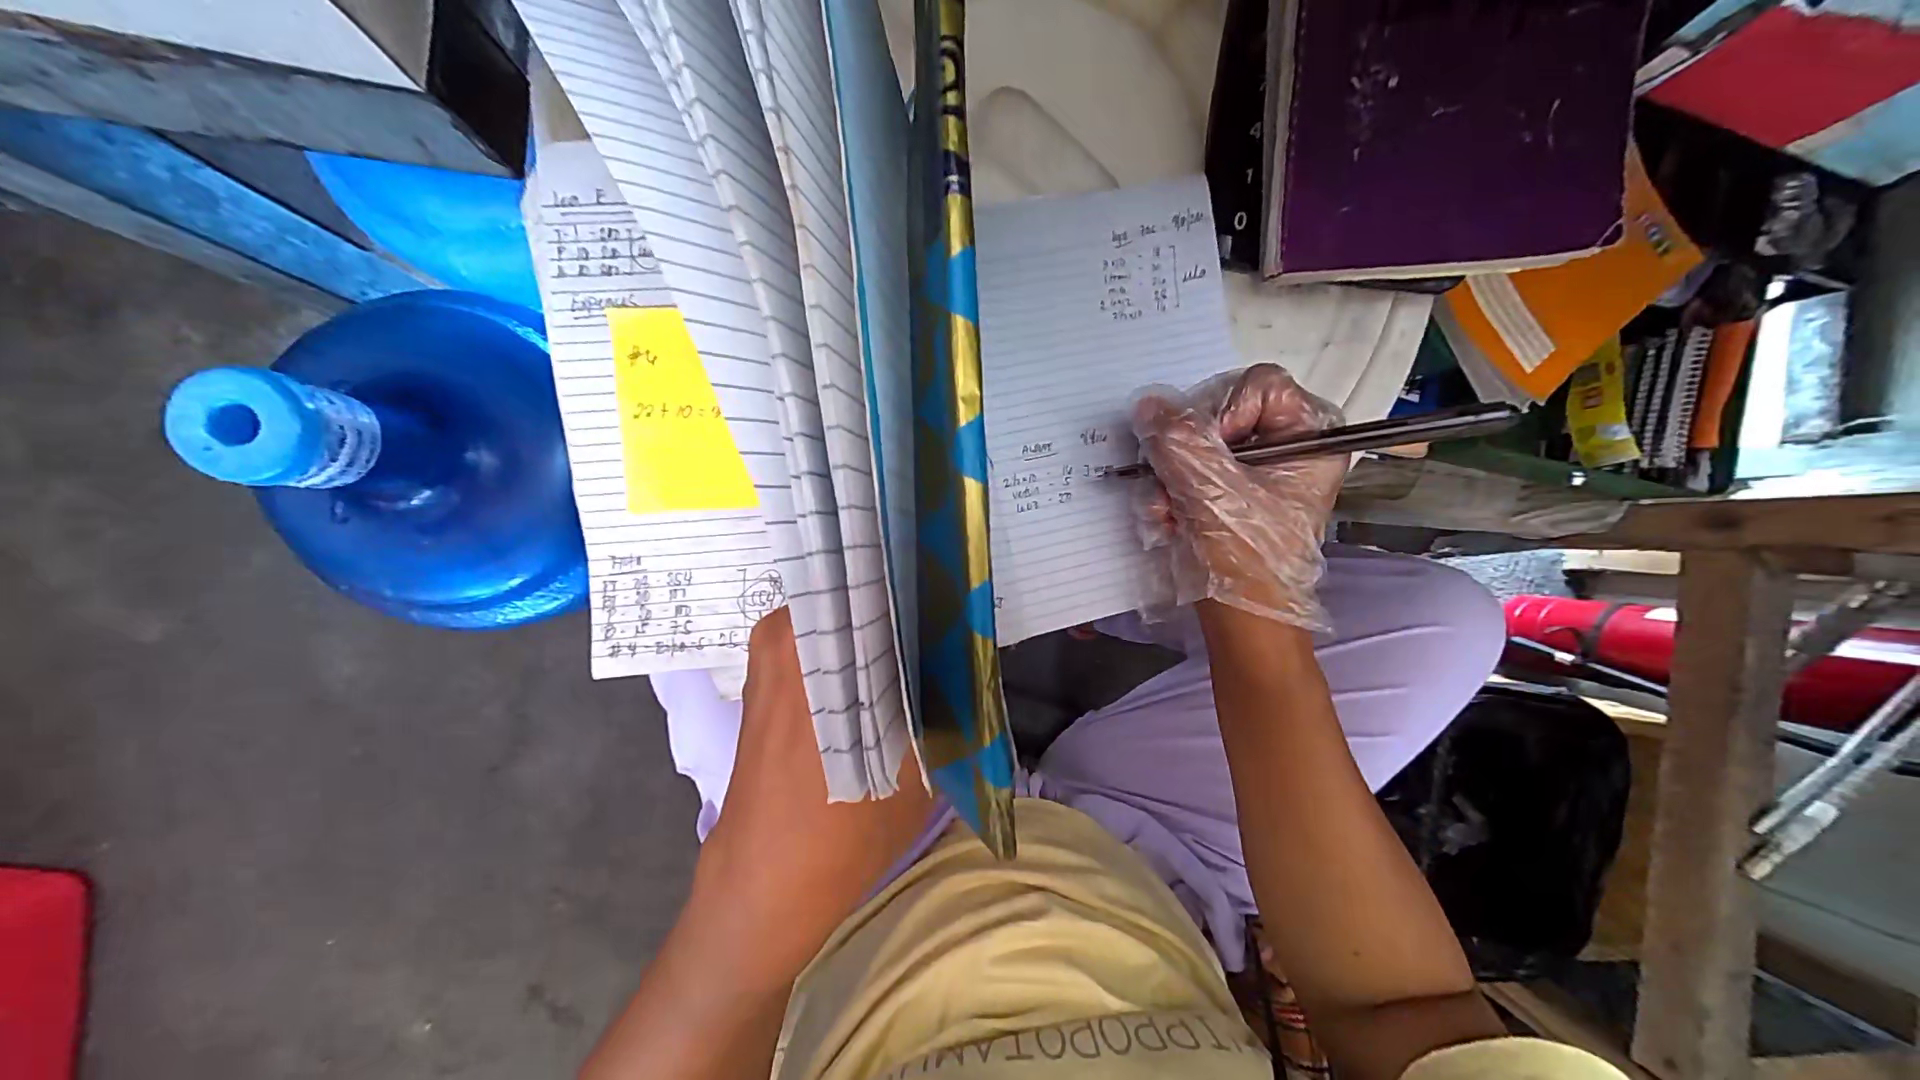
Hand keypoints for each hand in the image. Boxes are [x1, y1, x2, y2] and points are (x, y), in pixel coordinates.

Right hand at [1131, 363, 1346, 627]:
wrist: (1243, 620)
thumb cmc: (1247, 557)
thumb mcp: (1212, 491)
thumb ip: (1178, 441)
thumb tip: (1149, 404)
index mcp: (1311, 434)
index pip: (1258, 383)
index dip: (1224, 412)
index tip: (1212, 453)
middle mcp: (1286, 443)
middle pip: (1218, 411)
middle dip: (1185, 452)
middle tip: (1174, 482)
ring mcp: (1254, 467)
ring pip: (1196, 443)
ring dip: (1170, 476)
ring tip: (1166, 510)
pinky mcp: (1227, 489)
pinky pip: (1188, 468)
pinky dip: (1172, 491)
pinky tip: (1167, 517)